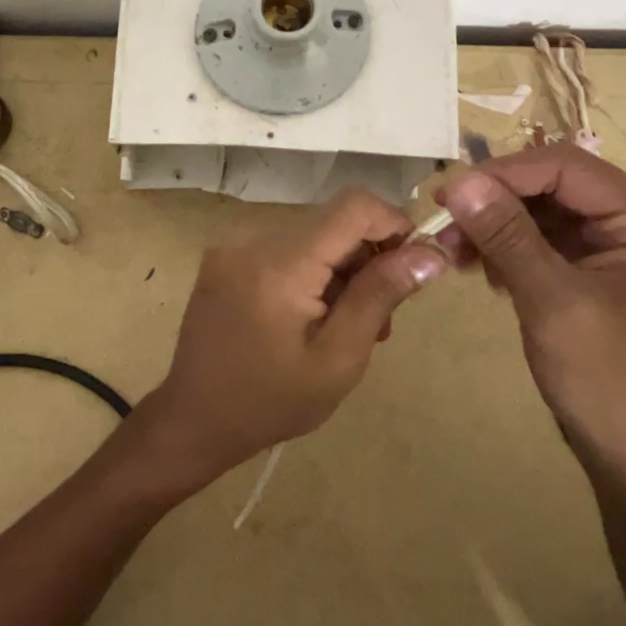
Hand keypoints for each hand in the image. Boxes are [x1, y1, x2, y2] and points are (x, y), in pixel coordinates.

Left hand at [135, 189, 447, 492]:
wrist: (194, 419)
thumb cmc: (271, 402)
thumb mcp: (338, 359)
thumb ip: (380, 296)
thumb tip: (431, 252)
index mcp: (279, 264)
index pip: (353, 206)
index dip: (394, 224)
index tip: (413, 267)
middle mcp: (251, 240)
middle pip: (332, 222)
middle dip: (368, 260)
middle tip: (379, 320)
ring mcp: (232, 247)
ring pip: (311, 235)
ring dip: (340, 271)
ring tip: (347, 328)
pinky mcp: (224, 259)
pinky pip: (283, 249)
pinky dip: (310, 273)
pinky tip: (312, 317)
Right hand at [433, 145, 625, 479]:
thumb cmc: (605, 381)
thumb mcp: (552, 303)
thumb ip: (508, 238)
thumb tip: (460, 182)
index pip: (567, 168)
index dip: (503, 174)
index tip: (445, 196)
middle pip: (556, 186)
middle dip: (497, 203)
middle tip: (444, 230)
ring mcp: (622, 248)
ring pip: (546, 213)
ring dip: (498, 227)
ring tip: (454, 255)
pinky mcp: (600, 272)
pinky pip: (548, 242)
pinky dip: (511, 250)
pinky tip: (484, 272)